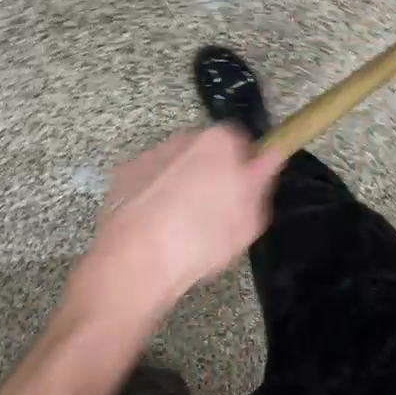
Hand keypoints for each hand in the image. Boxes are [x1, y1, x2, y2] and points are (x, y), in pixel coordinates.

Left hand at [79, 126, 282, 316]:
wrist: (139, 256)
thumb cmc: (203, 236)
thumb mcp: (250, 217)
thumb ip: (262, 179)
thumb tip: (270, 157)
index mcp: (220, 141)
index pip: (242, 141)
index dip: (245, 167)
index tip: (243, 193)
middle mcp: (184, 138)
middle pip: (206, 152)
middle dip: (212, 175)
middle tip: (216, 213)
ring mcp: (151, 155)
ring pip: (176, 166)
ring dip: (181, 186)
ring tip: (183, 226)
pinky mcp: (125, 175)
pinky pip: (149, 182)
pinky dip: (154, 198)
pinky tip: (157, 227)